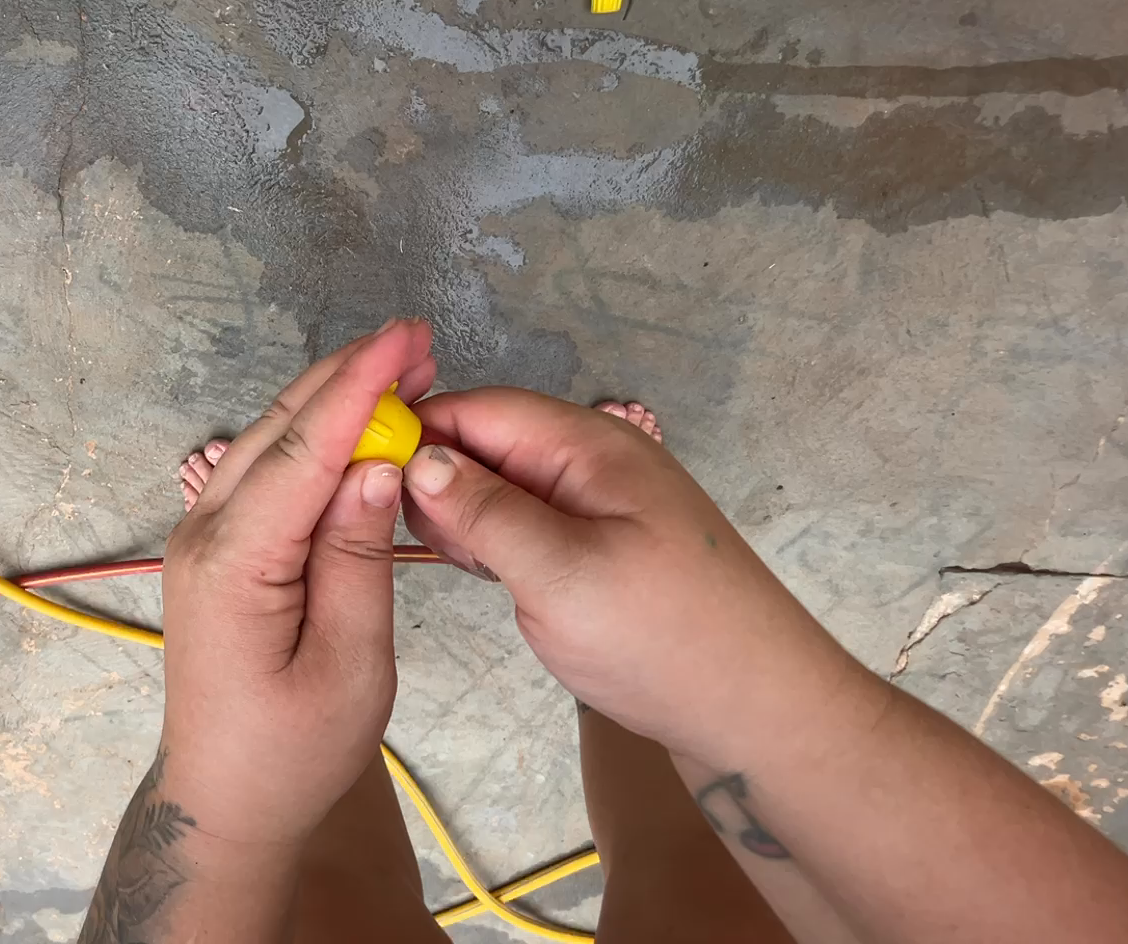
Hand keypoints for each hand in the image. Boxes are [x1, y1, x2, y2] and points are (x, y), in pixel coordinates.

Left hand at [158, 319, 436, 846]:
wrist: (224, 797)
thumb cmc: (295, 750)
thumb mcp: (349, 665)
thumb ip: (358, 556)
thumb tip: (379, 464)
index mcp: (234, 562)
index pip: (304, 452)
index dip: (358, 389)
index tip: (406, 339)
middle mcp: (204, 531)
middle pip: (279, 430)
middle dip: (347, 377)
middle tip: (414, 339)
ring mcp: (201, 532)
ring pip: (267, 441)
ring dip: (330, 399)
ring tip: (396, 368)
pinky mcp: (215, 542)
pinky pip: (263, 469)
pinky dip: (310, 437)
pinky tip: (350, 425)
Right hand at [399, 388, 882, 767]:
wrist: (761, 718)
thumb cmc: (661, 638)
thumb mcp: (559, 571)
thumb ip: (483, 509)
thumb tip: (416, 456)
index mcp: (585, 444)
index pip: (479, 408)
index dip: (419, 430)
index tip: (366, 474)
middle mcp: (584, 459)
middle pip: (484, 441)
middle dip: (436, 476)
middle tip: (409, 531)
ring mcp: (587, 501)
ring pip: (495, 482)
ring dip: (460, 511)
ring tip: (447, 555)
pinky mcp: (586, 539)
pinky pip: (518, 518)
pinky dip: (487, 536)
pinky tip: (479, 567)